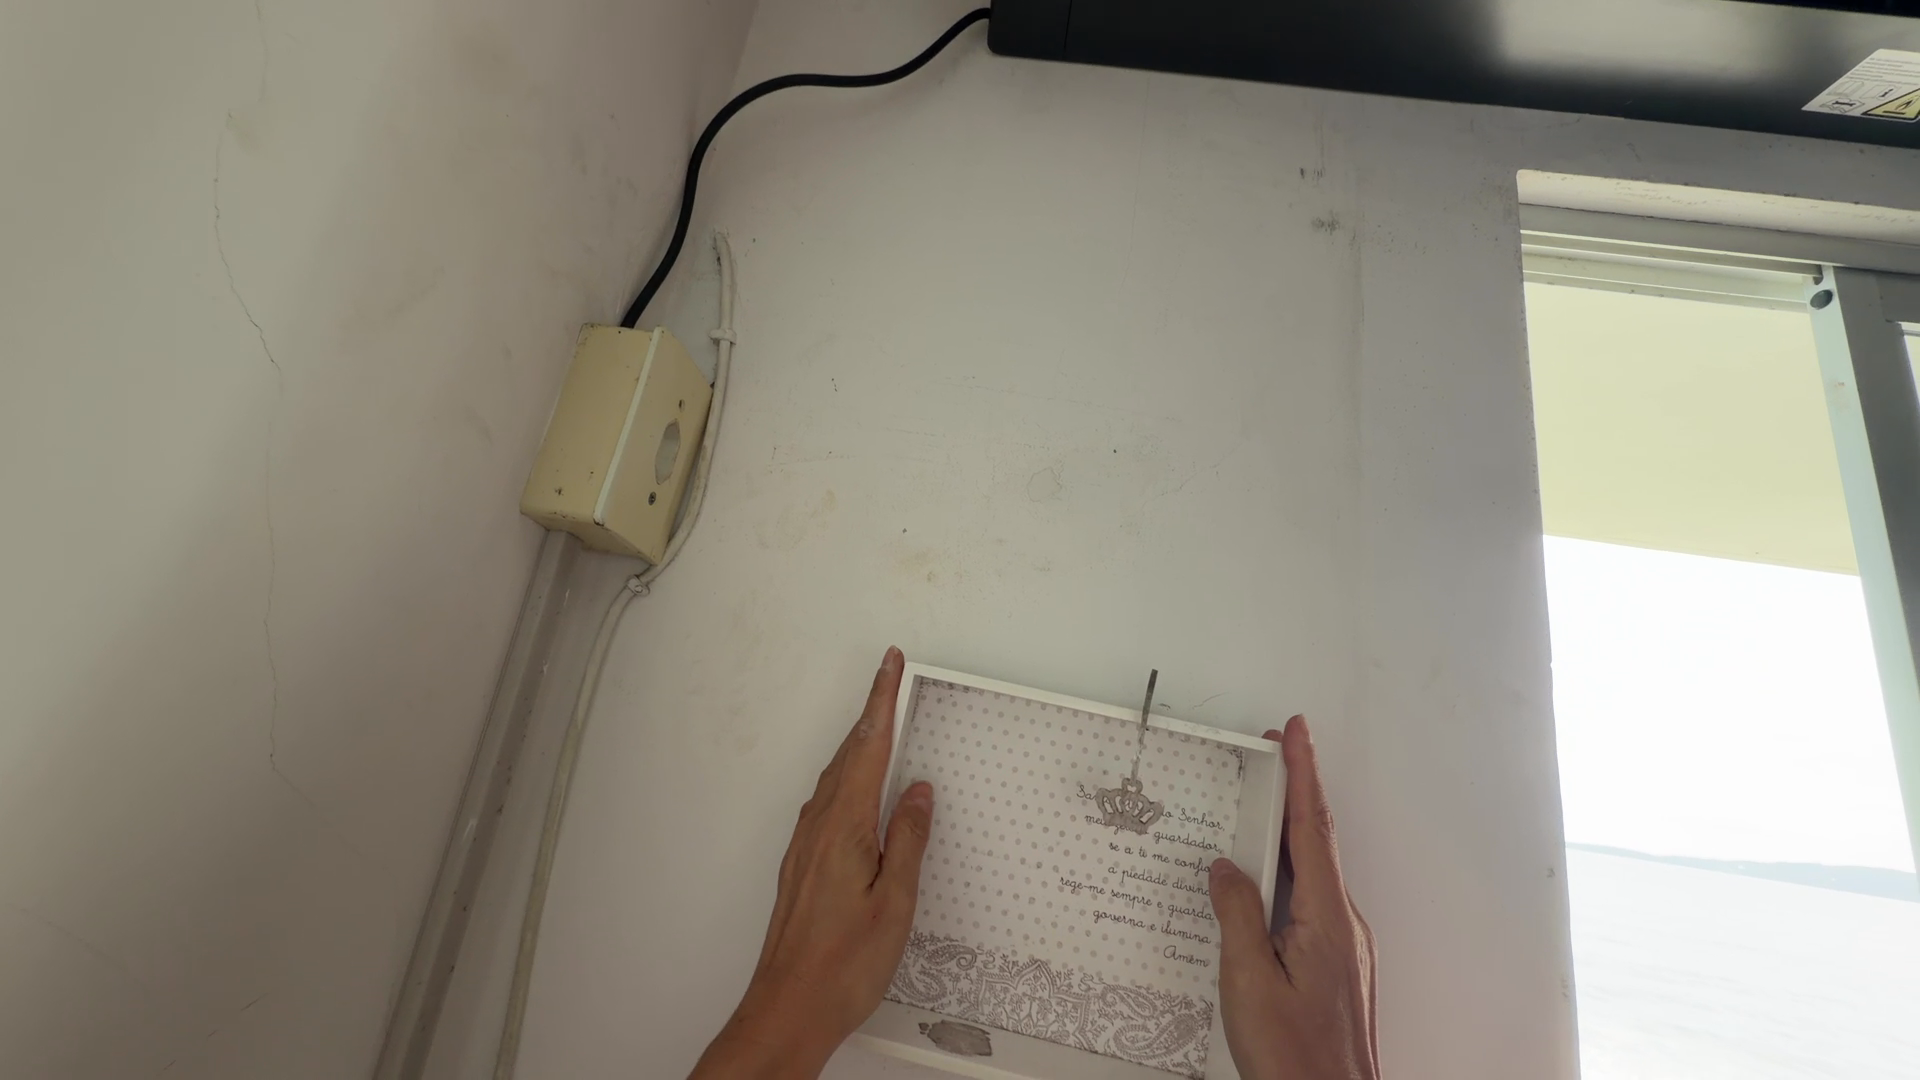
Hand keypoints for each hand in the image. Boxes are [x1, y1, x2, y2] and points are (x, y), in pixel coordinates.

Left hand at [689, 647, 934, 1079]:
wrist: (788, 1008)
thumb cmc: (841, 964)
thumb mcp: (895, 901)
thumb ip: (909, 839)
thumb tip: (920, 793)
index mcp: (845, 824)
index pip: (869, 744)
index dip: (882, 699)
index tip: (889, 665)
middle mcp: (820, 824)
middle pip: (850, 751)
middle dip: (872, 710)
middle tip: (888, 679)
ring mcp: (807, 841)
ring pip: (837, 773)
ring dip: (859, 740)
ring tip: (879, 721)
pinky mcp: (803, 860)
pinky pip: (829, 797)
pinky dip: (848, 772)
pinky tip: (856, 784)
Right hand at [1208, 716, 1379, 1079]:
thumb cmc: (1294, 1058)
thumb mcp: (1250, 980)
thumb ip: (1237, 914)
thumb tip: (1225, 868)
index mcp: (1327, 918)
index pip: (1312, 827)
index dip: (1303, 773)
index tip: (1296, 731)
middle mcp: (1342, 923)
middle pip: (1313, 840)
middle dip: (1293, 790)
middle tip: (1270, 751)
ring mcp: (1340, 944)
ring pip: (1308, 870)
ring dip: (1285, 830)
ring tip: (1255, 803)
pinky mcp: (1331, 962)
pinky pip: (1303, 897)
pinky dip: (1282, 869)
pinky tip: (1257, 875)